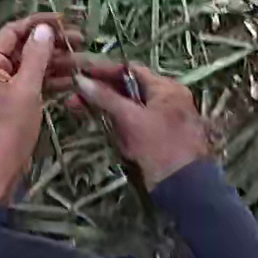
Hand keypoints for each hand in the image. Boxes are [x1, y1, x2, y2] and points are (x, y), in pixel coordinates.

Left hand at [0, 14, 78, 204]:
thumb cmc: (9, 131)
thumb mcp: (26, 90)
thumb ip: (36, 57)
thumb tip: (45, 29)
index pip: (13, 31)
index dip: (39, 23)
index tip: (66, 21)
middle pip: (24, 47)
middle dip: (52, 43)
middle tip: (81, 41)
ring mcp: (2, 87)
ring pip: (31, 66)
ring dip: (56, 62)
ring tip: (84, 60)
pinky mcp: (12, 102)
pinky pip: (32, 83)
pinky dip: (51, 80)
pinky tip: (73, 79)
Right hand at [73, 59, 211, 185]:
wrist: (183, 187)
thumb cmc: (160, 146)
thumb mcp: (131, 118)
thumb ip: (105, 98)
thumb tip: (81, 80)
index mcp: (166, 88)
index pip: (131, 70)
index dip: (105, 71)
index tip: (81, 74)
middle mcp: (165, 99)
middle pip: (126, 89)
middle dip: (100, 93)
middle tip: (75, 98)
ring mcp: (159, 119)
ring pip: (126, 108)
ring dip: (106, 111)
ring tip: (80, 111)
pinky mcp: (153, 137)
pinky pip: (130, 125)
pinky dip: (117, 126)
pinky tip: (104, 129)